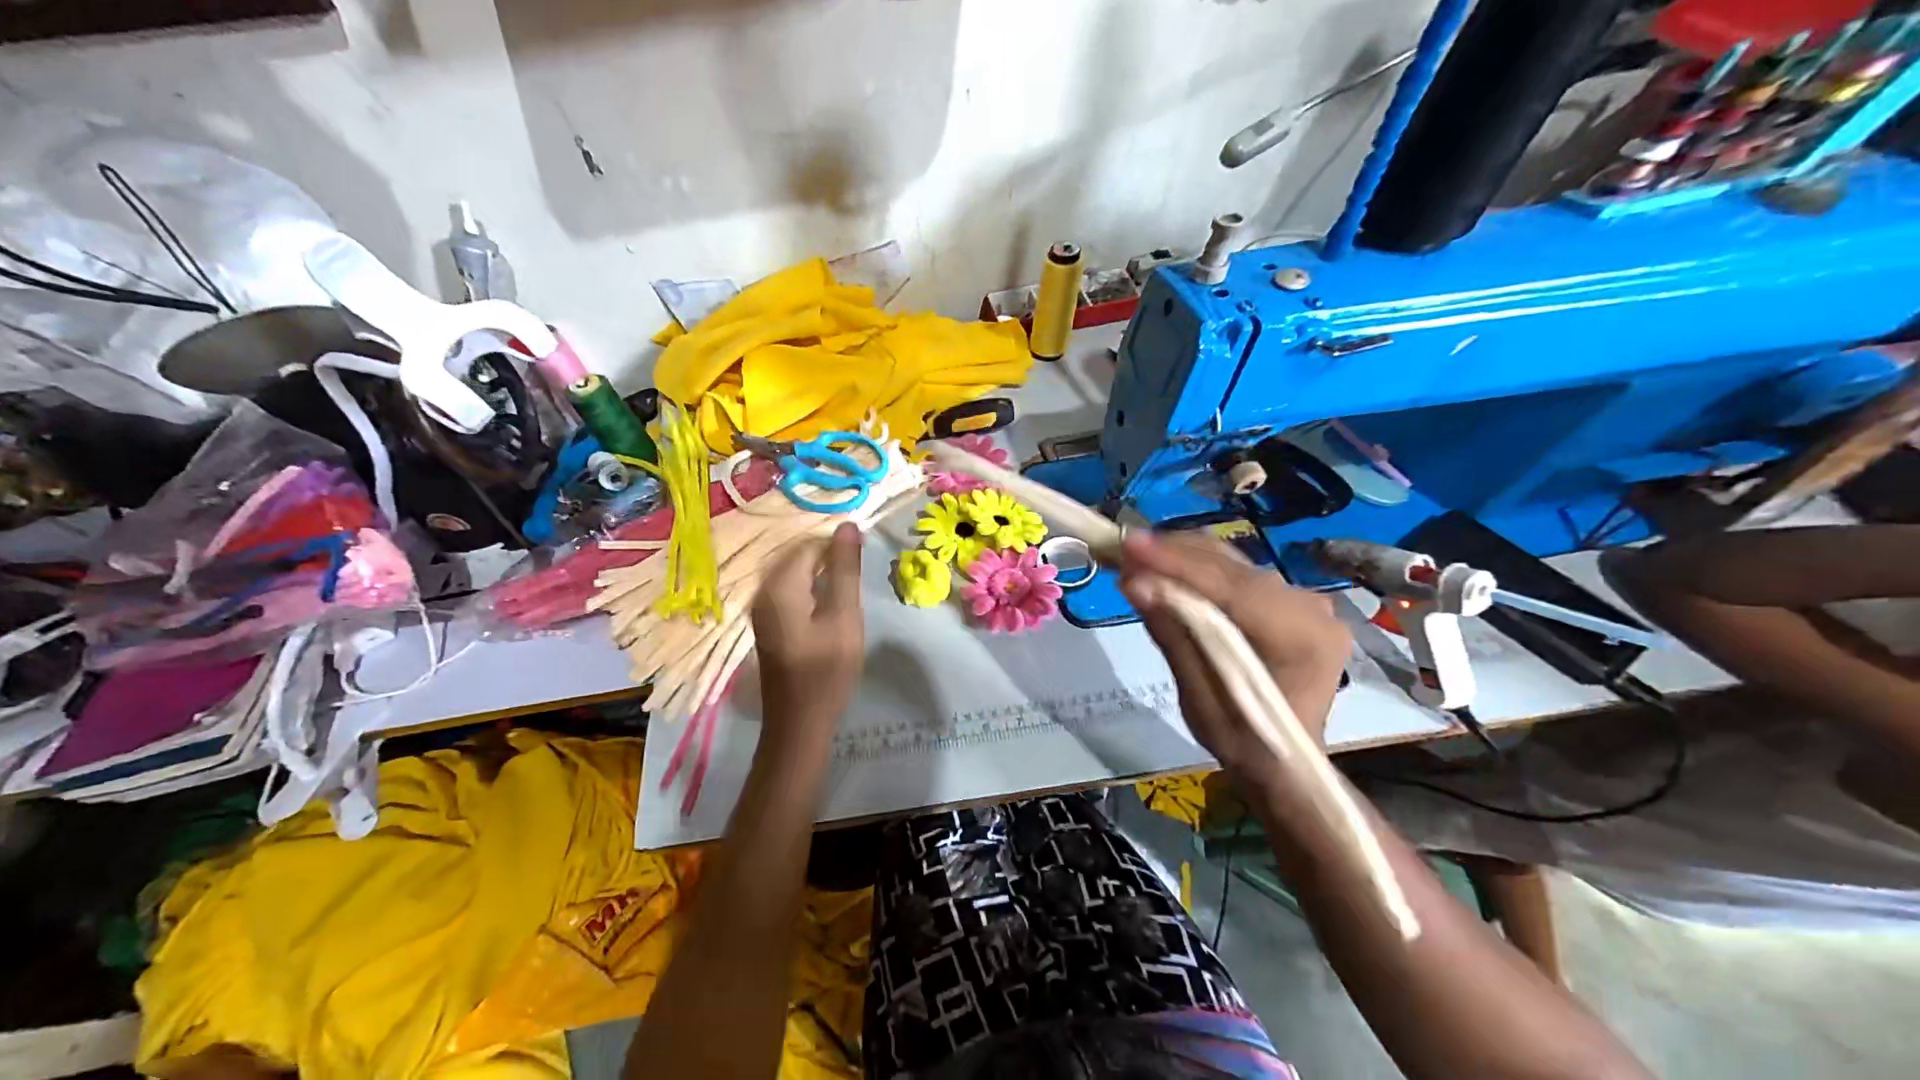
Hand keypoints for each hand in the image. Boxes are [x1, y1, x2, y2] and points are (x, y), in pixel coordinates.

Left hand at [752, 522, 865, 741]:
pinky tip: (830, 604)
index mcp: (779, 586)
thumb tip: (847, 525)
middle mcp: (762, 591)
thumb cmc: (827, 671)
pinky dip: (811, 588)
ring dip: (822, 573)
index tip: (865, 555)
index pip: (809, 545)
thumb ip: (845, 569)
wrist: (799, 723)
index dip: (838, 544)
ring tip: (848, 588)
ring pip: (795, 573)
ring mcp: (761, 608)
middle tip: (858, 572)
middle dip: (829, 556)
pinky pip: (790, 590)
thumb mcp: (844, 617)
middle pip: (798, 556)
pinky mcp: (767, 622)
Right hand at [1119, 531, 1350, 781]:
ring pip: (1232, 564)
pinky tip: (1163, 567)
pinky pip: (1236, 573)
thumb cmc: (1245, 743)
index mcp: (1302, 638)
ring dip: (1180, 557)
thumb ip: (1174, 636)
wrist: (1285, 763)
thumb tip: (1135, 584)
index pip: (1231, 588)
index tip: (1128, 544)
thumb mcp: (1201, 699)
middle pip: (1231, 569)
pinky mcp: (1289, 599)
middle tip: (1119, 548)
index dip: (1176, 564)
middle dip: (1172, 555)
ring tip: (1133, 556)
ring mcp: (1304, 600)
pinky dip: (1196, 568)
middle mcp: (1311, 608)